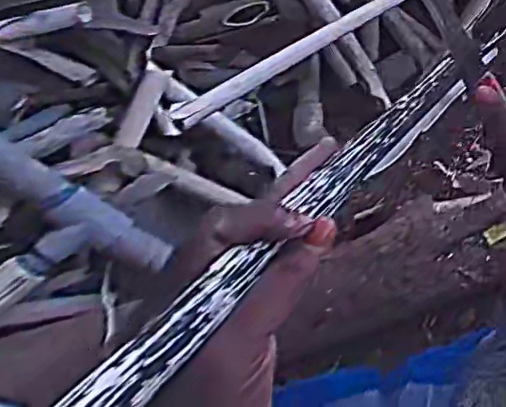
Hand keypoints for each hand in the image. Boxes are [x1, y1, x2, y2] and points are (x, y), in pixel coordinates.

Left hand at [157, 139, 339, 406]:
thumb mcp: (235, 349)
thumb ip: (275, 288)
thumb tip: (318, 232)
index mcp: (178, 288)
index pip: (223, 227)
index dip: (267, 216)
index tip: (306, 222)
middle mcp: (197, 284)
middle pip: (245, 219)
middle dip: (288, 188)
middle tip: (326, 156)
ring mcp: (221, 299)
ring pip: (261, 235)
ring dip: (297, 201)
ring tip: (326, 166)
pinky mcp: (245, 314)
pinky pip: (274, 260)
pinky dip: (299, 236)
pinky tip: (318, 223)